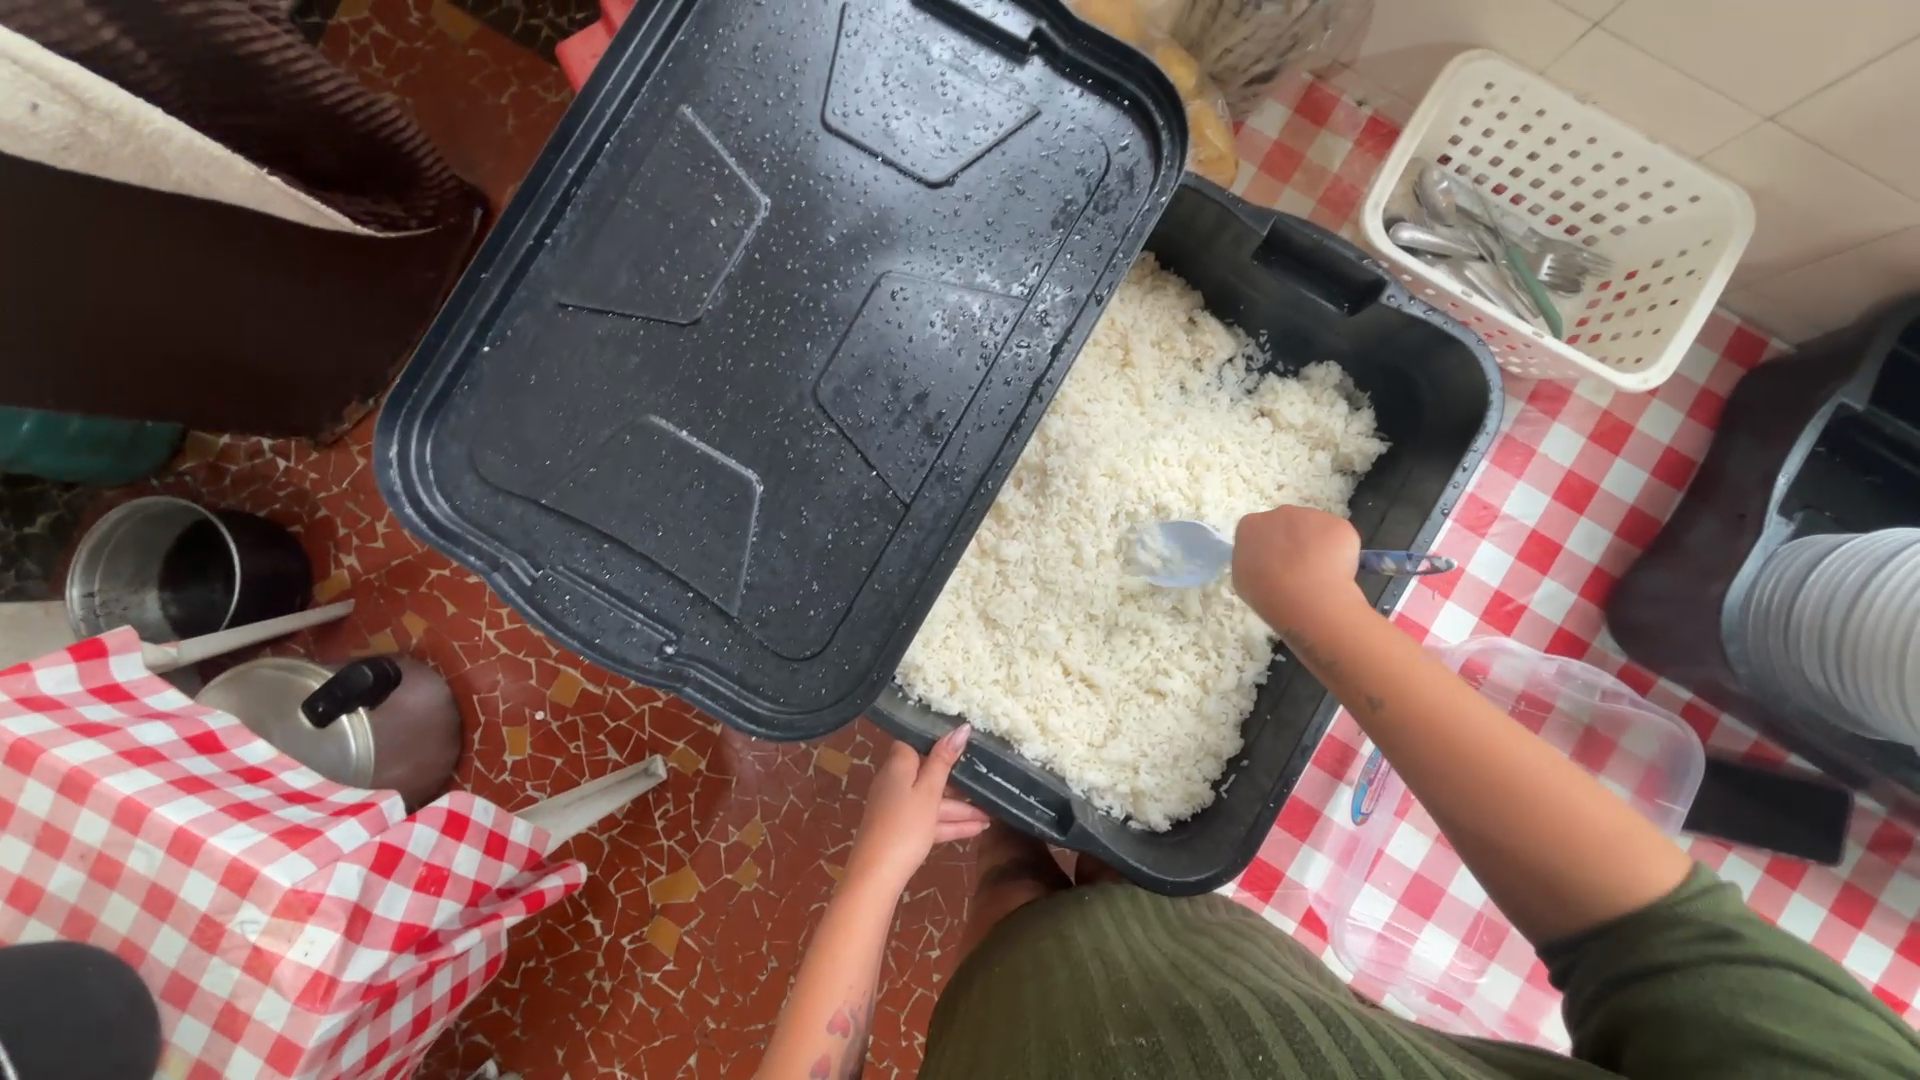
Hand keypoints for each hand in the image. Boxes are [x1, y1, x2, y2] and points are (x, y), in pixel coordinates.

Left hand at [844, 727, 990, 894]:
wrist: (877, 875)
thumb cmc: (904, 825)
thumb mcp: (929, 791)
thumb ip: (944, 760)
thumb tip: (961, 728)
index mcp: (898, 765)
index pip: (915, 743)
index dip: (936, 741)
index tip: (963, 741)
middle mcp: (896, 782)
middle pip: (929, 774)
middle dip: (958, 781)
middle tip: (986, 779)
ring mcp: (899, 807)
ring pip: (933, 801)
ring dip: (961, 808)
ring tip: (992, 815)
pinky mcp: (903, 829)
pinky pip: (930, 820)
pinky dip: (951, 824)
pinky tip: (978, 829)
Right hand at [1232, 505, 1364, 627]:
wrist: (1305, 596)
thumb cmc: (1266, 593)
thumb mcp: (1243, 579)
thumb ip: (1252, 561)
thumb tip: (1265, 561)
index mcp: (1251, 525)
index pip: (1257, 531)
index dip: (1268, 548)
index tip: (1273, 565)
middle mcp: (1280, 513)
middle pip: (1288, 524)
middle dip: (1293, 542)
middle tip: (1297, 570)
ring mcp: (1311, 515)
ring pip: (1315, 529)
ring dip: (1317, 546)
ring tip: (1319, 574)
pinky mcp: (1338, 524)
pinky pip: (1338, 537)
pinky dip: (1339, 552)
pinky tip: (1335, 572)